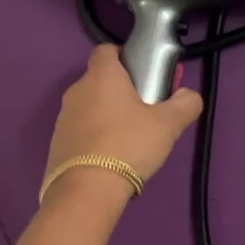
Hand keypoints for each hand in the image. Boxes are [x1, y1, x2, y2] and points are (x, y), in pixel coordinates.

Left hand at [45, 45, 203, 192]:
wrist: (85, 194)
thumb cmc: (128, 145)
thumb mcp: (169, 124)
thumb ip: (186, 104)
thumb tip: (188, 96)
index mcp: (102, 76)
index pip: (107, 49)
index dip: (125, 56)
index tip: (144, 74)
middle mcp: (78, 91)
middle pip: (101, 80)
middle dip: (122, 90)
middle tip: (146, 110)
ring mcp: (63, 119)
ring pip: (91, 106)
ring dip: (108, 115)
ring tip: (131, 138)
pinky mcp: (56, 145)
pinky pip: (80, 131)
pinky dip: (95, 137)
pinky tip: (112, 158)